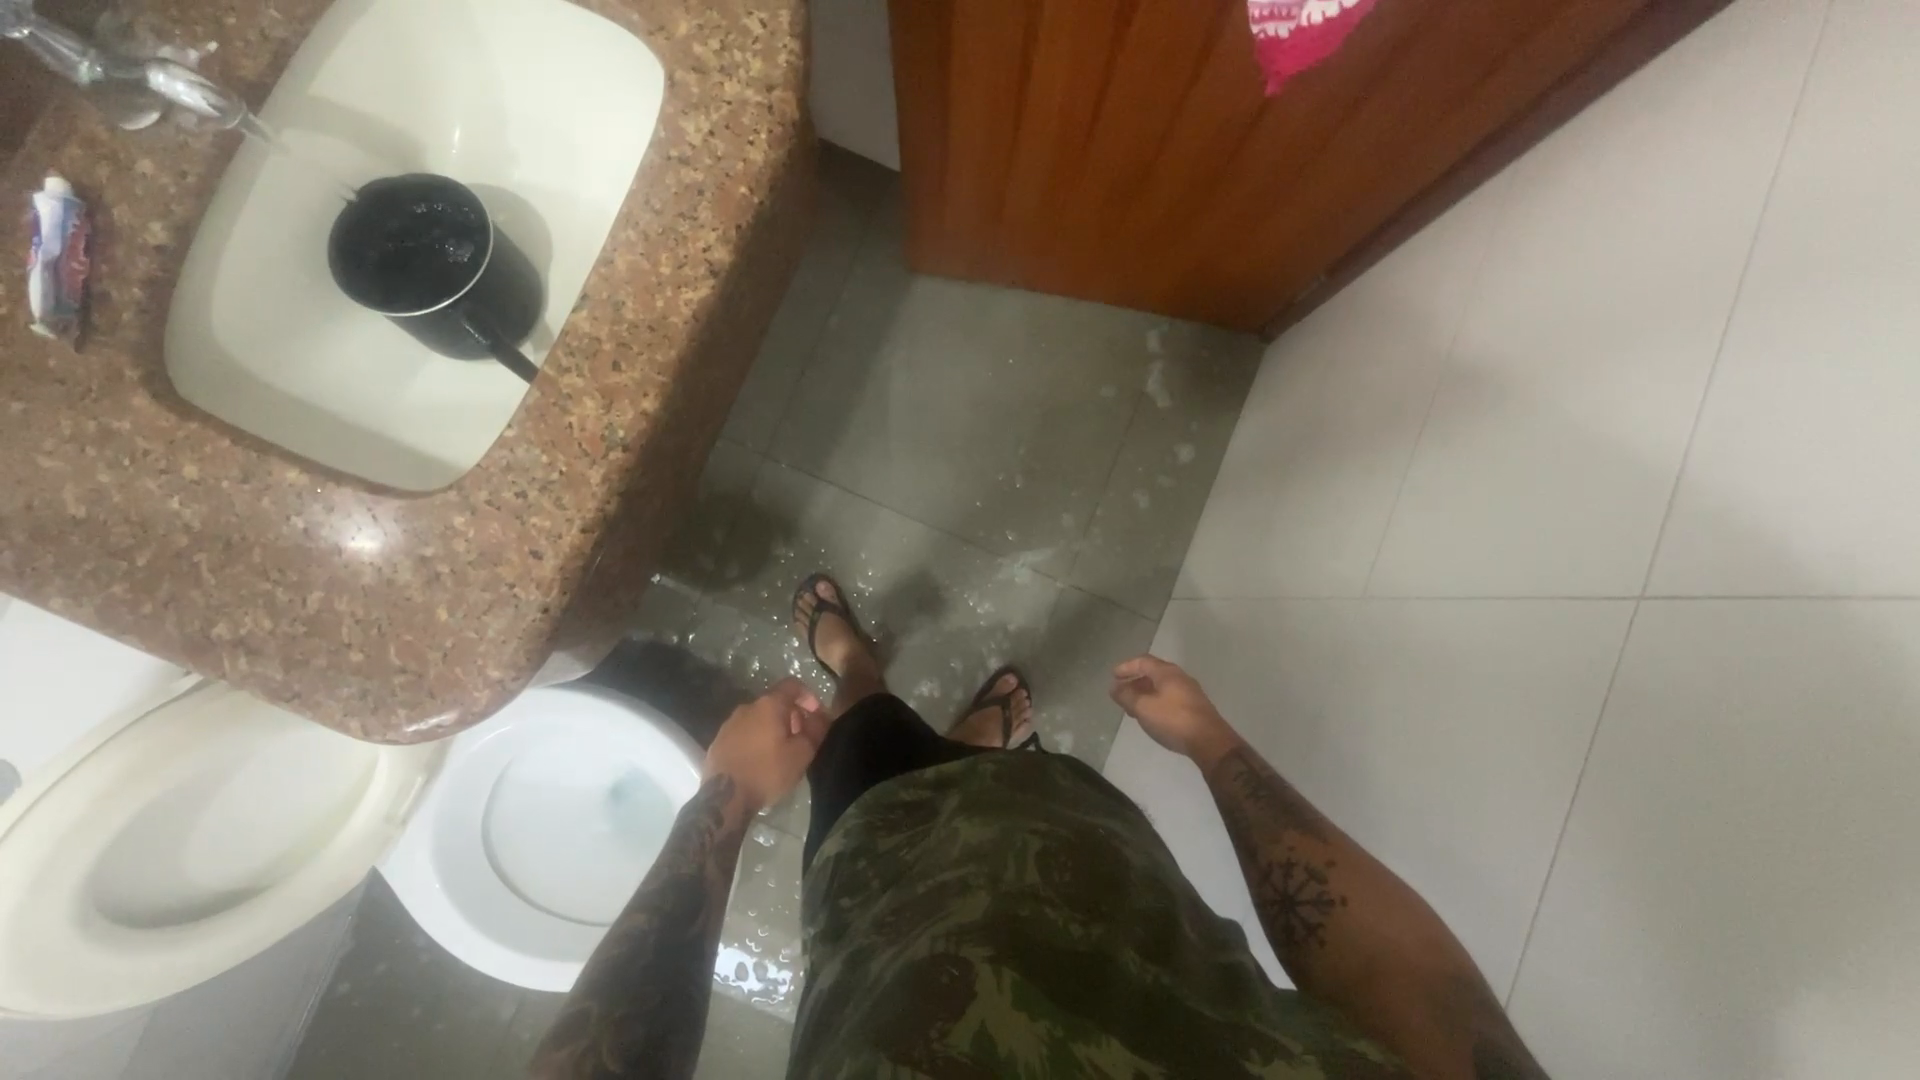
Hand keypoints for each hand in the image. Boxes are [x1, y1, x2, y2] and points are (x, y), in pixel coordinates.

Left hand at [704, 678, 828, 814]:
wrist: (724, 798)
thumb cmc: (767, 772)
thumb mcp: (802, 753)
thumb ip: (816, 729)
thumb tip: (822, 716)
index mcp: (769, 705)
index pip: (792, 685)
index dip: (808, 695)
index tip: (816, 715)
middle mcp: (746, 708)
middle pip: (774, 702)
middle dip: (791, 715)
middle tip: (801, 738)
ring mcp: (728, 724)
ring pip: (757, 718)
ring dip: (772, 728)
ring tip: (781, 752)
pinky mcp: (718, 742)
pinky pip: (743, 733)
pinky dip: (756, 739)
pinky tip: (760, 761)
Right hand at [1110, 654, 1240, 765]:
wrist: (1210, 741)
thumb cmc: (1173, 720)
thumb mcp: (1143, 707)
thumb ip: (1126, 696)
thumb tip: (1115, 688)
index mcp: (1167, 672)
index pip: (1143, 661)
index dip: (1127, 667)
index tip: (1114, 676)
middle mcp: (1180, 677)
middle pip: (1153, 673)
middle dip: (1135, 681)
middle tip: (1122, 691)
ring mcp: (1190, 692)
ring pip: (1162, 687)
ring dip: (1145, 693)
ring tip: (1133, 706)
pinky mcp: (1195, 707)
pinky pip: (1170, 698)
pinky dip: (1156, 702)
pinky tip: (1151, 716)